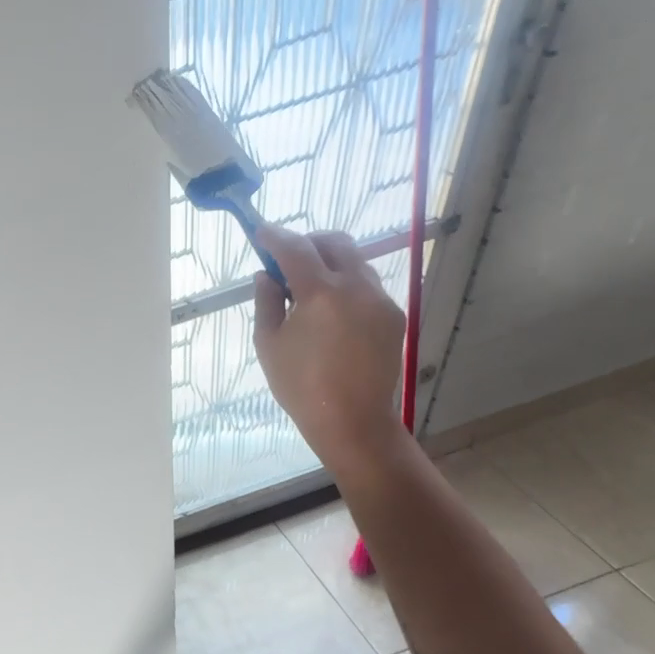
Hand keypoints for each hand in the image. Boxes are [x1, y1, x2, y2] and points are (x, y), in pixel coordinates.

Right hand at [252, 224, 407, 464]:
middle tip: (288, 260)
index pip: (295, 248)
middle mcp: (355, 285)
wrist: (352, 420)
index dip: (275, 237)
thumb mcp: (269, 345)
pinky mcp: (392, 315)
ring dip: (330, 264)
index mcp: (319, 292)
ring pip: (355, 262)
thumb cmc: (301, 387)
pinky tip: (334, 316)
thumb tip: (267, 276)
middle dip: (308, 242)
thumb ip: (267, 303)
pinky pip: (367, 287)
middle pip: (334, 242)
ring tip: (312, 291)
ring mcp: (379, 298)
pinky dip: (347, 287)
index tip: (261, 233)